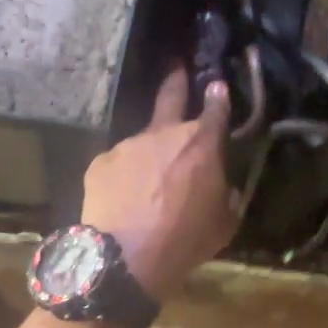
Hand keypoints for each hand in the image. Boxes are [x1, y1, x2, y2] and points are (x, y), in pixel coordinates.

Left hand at [81, 67, 239, 297]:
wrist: (125, 257)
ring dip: (148, 154)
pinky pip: (118, 164)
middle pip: (171, 97)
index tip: (217, 86)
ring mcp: (128, 145)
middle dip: (177, 81)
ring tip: (145, 184)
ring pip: (143, 142)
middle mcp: (164, 134)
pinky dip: (123, 176)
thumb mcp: (223, 224)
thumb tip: (224, 186)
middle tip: (177, 69)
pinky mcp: (101, 162)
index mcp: (201, 146)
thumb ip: (226, 195)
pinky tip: (122, 198)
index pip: (216, 110)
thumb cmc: (184, 241)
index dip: (218, 97)